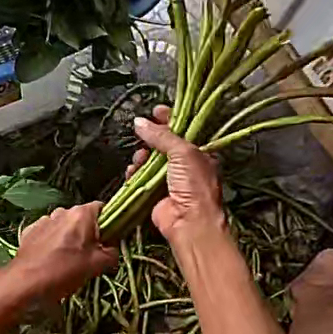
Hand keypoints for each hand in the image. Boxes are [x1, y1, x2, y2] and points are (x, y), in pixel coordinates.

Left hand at [5, 202, 116, 301]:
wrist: (25, 282)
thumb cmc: (65, 271)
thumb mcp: (97, 265)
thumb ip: (112, 253)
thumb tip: (113, 250)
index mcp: (82, 214)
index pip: (102, 208)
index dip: (110, 222)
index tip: (110, 239)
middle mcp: (62, 211)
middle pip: (82, 217)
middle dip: (88, 232)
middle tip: (91, 254)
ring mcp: (44, 220)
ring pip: (64, 225)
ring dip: (69, 238)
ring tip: (69, 259)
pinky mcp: (30, 231)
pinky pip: (48, 233)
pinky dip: (52, 242)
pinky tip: (52, 259)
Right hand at [129, 105, 225, 242]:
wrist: (190, 222)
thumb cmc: (194, 185)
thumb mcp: (183, 152)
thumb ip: (162, 135)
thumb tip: (140, 122)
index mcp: (200, 152)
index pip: (183, 130)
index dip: (170, 119)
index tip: (156, 111)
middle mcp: (185, 166)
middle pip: (164, 145)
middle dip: (151, 138)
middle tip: (142, 133)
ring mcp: (170, 180)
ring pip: (150, 161)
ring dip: (142, 156)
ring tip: (139, 157)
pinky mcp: (155, 194)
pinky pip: (141, 179)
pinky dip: (135, 174)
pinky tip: (132, 171)